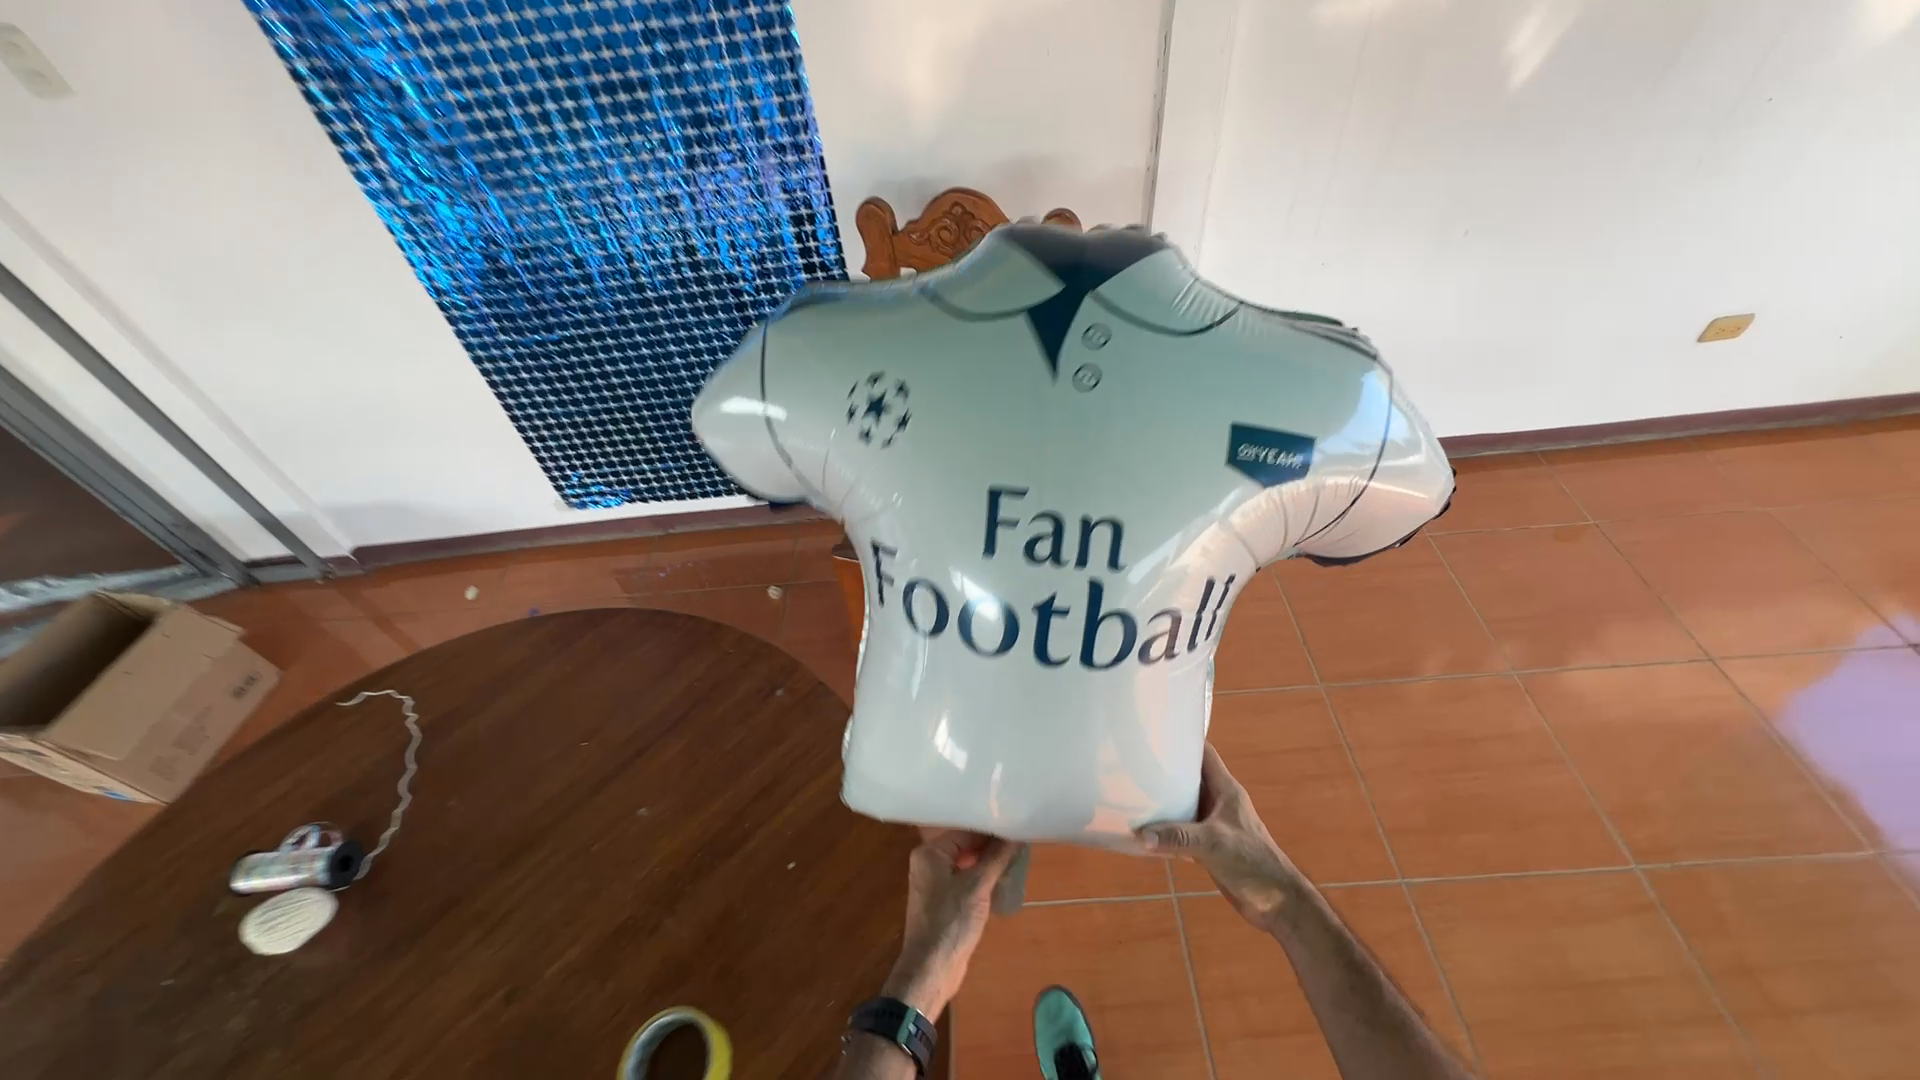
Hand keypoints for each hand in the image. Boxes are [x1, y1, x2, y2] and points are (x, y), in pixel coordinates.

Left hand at [883, 831, 1021, 1019]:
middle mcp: (928, 863)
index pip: (965, 831)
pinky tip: (1002, 879)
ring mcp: (934, 883)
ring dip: (987, 862)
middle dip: (990, 845)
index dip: (991, 830)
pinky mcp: (942, 901)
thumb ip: (996, 857)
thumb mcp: (978, 885)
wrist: (932, 968)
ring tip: (1016, 857)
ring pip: (965, 864)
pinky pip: (964, 881)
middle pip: (964, 846)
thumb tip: (1014, 834)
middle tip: (1019, 841)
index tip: (1016, 827)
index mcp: (930, 852)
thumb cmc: (951, 921)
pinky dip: (981, 878)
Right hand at [1137, 743, 1303, 925]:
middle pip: (1189, 777)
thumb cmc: (1252, 861)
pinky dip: (1165, 828)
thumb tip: (1141, 834)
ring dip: (1163, 800)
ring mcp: (1213, 824)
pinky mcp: (1208, 845)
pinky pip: (1182, 829)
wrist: (1277, 902)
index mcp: (1227, 790)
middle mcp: (1219, 802)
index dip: (1185, 739)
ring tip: (1132, 791)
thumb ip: (1178, 837)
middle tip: (1135, 761)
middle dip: (1166, 769)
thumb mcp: (1214, 844)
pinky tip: (1145, 830)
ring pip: (1184, 803)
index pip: (1205, 754)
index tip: (1158, 731)